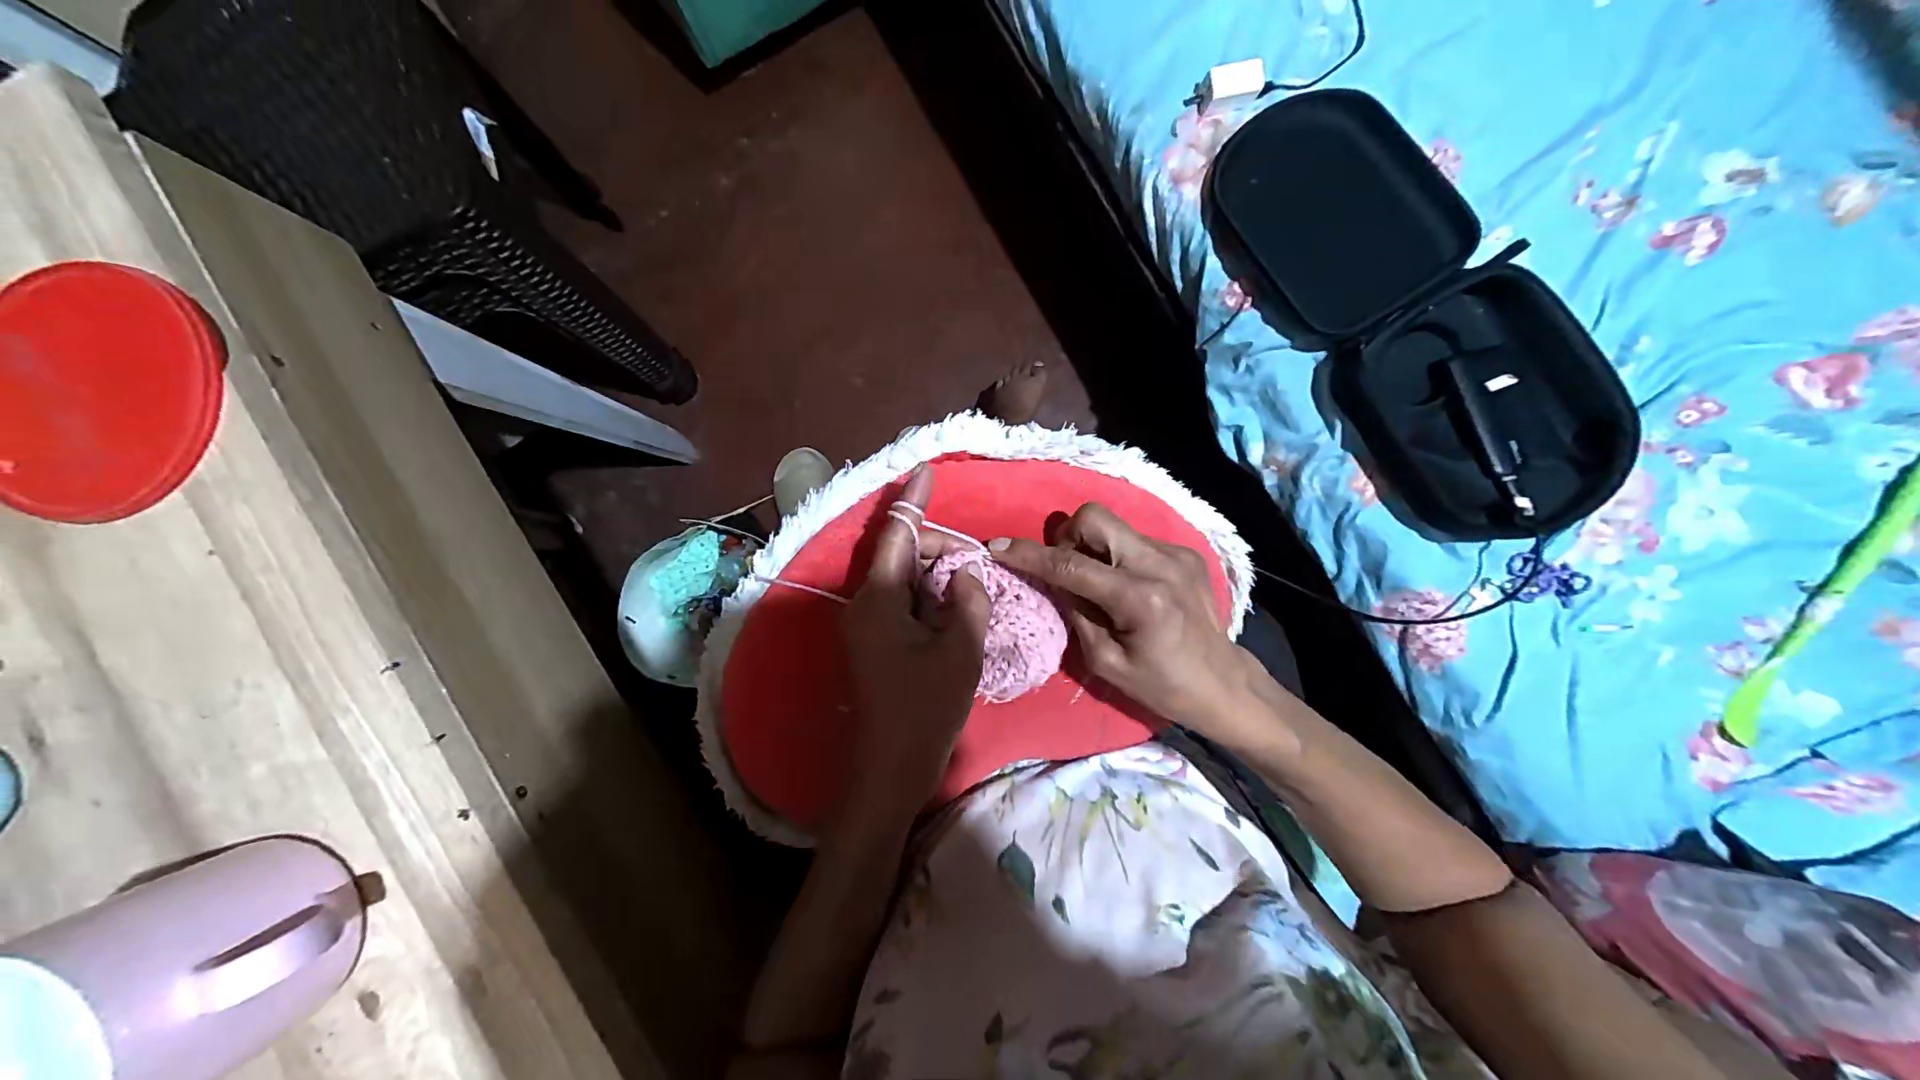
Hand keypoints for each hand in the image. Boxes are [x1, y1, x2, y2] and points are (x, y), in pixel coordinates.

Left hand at [838, 467, 990, 824]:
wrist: (891, 768)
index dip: (913, 501)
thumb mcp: (960, 651)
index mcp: (879, 599)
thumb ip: (968, 602)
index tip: (925, 472)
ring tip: (972, 589)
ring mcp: (866, 624)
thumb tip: (966, 574)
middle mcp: (864, 604)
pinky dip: (929, 597)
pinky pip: (903, 602)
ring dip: (937, 576)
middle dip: (941, 550)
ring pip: (905, 579)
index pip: (897, 534)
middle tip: (978, 570)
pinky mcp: (874, 642)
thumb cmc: (925, 710)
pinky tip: (956, 608)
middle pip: (904, 556)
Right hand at [989, 504, 1287, 745]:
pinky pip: (1134, 539)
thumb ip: (1074, 612)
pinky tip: (1127, 585)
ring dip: (1093, 546)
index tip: (999, 546)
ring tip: (1097, 581)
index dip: (1030, 555)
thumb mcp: (1106, 662)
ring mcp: (1176, 553)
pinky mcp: (1185, 552)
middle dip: (1068, 537)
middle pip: (1095, 517)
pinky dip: (1117, 555)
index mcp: (1139, 599)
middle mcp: (1159, 564)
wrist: (1223, 683)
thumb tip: (1051, 579)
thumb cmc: (1161, 685)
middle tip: (1066, 569)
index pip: (1071, 565)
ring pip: (1114, 524)